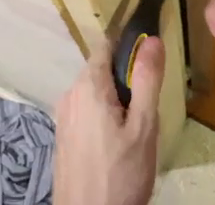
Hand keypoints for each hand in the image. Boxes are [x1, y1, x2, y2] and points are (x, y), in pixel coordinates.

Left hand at [53, 35, 162, 204]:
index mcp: (87, 85)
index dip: (130, 47)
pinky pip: (85, 113)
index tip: (150, 65)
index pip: (107, 44)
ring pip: (95, 94)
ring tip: (133, 134)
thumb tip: (152, 39)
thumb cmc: (120, 175)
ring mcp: (63, 118)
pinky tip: (115, 149)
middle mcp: (69, 95)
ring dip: (115, 103)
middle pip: (101, 70)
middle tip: (146, 112)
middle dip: (126, 82)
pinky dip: (102, 120)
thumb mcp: (144, 127)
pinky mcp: (62, 138)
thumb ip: (147, 80)